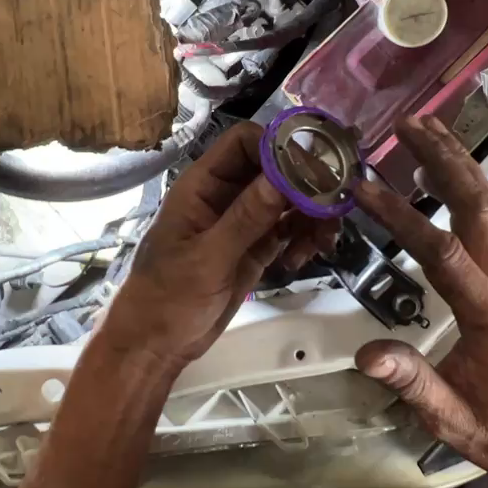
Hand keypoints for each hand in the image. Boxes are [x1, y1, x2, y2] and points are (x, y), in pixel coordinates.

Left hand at [99, 123, 338, 375]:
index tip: (312, 170)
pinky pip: (288, 229)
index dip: (279, 148)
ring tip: (321, 242)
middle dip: (305, 185)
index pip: (244, 143)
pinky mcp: (255, 248)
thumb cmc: (166, 297)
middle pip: (274, 169)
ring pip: (287, 200)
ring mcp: (242, 222)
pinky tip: (304, 257)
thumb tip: (283, 177)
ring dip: (310, 215)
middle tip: (331, 208)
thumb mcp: (207, 258)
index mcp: (202, 185)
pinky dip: (303, 238)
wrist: (155, 344)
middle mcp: (224, 196)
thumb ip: (245, 218)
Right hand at [354, 117, 487, 487]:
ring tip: (425, 129)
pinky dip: (467, 185)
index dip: (402, 218)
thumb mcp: (452, 419)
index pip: (443, 253)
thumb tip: (366, 353)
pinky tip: (442, 174)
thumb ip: (413, 383)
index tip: (364, 190)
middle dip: (444, 160)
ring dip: (458, 163)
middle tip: (407, 126)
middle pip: (479, 206)